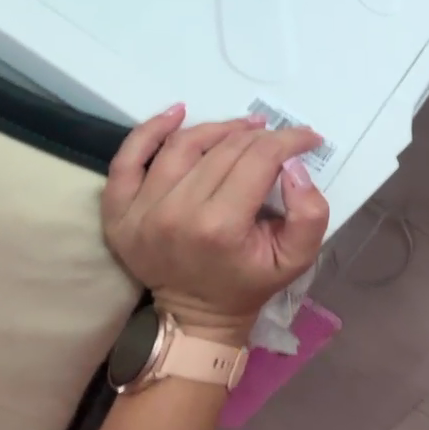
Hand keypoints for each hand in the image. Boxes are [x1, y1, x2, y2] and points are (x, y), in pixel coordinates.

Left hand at [102, 105, 330, 345]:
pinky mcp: (119, 212)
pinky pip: (127, 160)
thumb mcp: (298, 257)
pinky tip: (177, 114)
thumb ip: (310, 212)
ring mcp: (141, 212)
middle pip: (225, 149)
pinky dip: (149, 131)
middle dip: (261, 136)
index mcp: (220, 227)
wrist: (197, 315)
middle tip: (280, 139)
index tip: (308, 138)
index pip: (259, 159)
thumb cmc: (251, 282)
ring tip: (244, 128)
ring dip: (219, 128)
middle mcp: (175, 213)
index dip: (290, 140)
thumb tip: (294, 166)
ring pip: (183, 145)